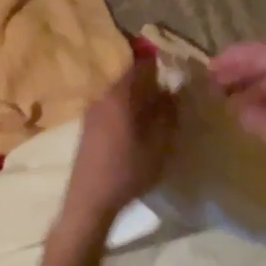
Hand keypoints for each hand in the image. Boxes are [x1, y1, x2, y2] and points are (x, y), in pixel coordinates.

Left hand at [63, 56, 176, 225]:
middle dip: (152, 85)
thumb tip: (174, 92)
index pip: (143, 66)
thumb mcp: (159, 144)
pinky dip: (126, 112)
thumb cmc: (128, 171)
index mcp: (120, 96)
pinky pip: (111, 108)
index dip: (162, 67)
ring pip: (120, 95)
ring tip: (156, 116)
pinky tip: (136, 130)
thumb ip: (168, 114)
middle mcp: (102, 97)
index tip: (178, 77)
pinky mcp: (87, 128)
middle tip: (171, 99)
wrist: (89, 200)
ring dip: (139, 100)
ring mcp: (91, 112)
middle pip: (130, 80)